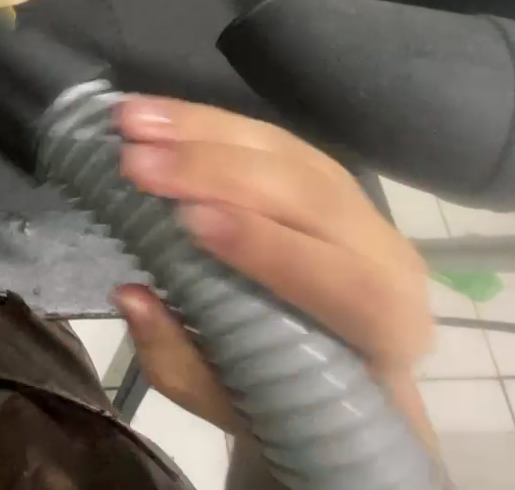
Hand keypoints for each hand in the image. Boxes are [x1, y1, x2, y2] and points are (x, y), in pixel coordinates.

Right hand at [110, 97, 434, 441]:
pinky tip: (150, 112)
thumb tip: (130, 294)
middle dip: (212, 172)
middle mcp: (381, 251)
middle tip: (133, 163)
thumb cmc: (287, 390)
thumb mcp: (230, 402)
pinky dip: (198, 118)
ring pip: (280, 149)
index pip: (339, 281)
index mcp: (385, 327)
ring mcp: (350, 199)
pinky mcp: (313, 165)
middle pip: (305, 196)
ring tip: (129, 120)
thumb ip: (182, 360)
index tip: (191, 220)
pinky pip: (260, 131)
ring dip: (197, 129)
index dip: (267, 247)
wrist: (342, 364)